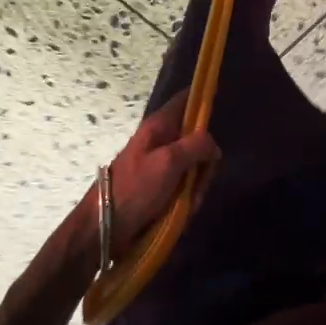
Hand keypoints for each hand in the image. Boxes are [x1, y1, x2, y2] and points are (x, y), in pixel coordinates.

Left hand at [101, 91, 219, 257]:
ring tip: (189, 201)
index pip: (185, 99)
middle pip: (196, 138)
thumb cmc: (136, 188)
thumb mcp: (169, 162)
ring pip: (192, 164)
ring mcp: (160, 163)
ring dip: (195, 184)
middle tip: (200, 179)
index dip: (202, 98)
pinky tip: (183, 210)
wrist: (105, 226)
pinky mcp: (159, 184)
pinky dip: (186, 197)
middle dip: (203, 161)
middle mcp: (160, 139)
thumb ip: (196, 146)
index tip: (220, 104)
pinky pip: (183, 184)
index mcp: (159, 126)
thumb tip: (214, 146)